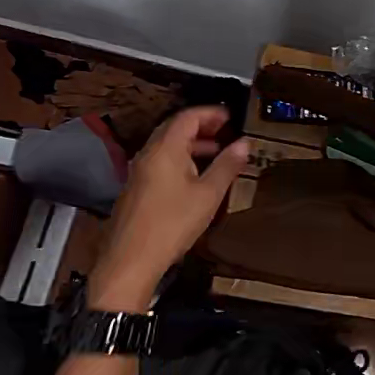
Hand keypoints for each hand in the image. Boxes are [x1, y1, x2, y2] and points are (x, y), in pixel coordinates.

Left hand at [87, 107, 248, 311]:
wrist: (130, 261)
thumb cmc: (172, 224)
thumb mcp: (208, 194)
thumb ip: (227, 166)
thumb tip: (244, 143)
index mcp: (165, 148)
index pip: (188, 117)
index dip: (211, 113)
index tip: (230, 116)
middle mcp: (148, 154)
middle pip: (175, 129)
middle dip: (202, 127)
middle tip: (225, 131)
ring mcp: (138, 172)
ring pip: (167, 147)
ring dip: (192, 145)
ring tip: (216, 154)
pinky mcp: (136, 190)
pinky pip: (160, 163)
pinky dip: (181, 160)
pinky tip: (195, 179)